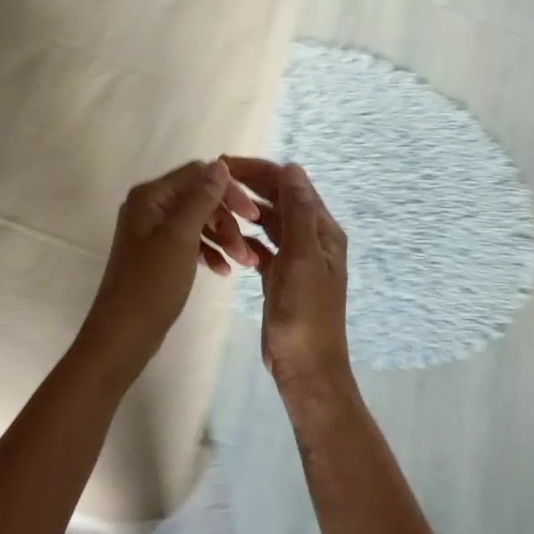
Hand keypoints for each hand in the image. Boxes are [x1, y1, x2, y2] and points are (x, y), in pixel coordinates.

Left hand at [75, 160, 261, 373]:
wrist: (124, 331)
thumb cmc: (152, 282)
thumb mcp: (181, 237)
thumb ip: (200, 199)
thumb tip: (219, 164)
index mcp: (150, 196)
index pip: (197, 174)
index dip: (228, 190)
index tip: (254, 216)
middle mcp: (148, 206)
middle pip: (198, 197)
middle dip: (227, 219)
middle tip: (249, 248)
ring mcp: (152, 231)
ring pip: (197, 221)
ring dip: (223, 237)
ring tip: (244, 263)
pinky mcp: (157, 254)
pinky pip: (189, 242)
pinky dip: (209, 252)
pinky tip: (223, 271)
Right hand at [227, 158, 353, 397]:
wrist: (304, 368)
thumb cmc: (305, 313)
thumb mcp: (300, 259)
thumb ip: (296, 213)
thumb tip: (292, 167)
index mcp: (322, 231)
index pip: (289, 185)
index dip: (259, 170)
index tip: (224, 165)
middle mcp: (311, 238)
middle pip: (277, 200)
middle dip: (248, 188)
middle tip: (211, 183)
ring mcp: (295, 257)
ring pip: (266, 222)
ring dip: (244, 213)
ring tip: (214, 206)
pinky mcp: (278, 275)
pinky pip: (259, 245)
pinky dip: (244, 239)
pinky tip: (225, 238)